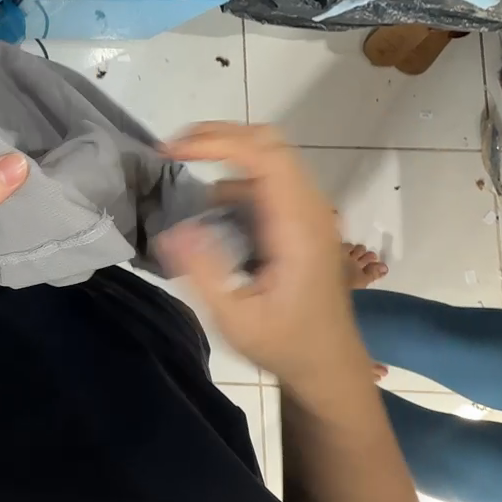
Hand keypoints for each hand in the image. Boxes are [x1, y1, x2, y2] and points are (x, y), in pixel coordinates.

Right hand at [152, 123, 370, 397]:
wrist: (331, 366)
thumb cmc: (284, 344)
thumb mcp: (237, 319)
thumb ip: (204, 273)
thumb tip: (172, 230)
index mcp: (296, 228)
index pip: (263, 156)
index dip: (215, 142)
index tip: (170, 152)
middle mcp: (309, 210)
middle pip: (268, 141)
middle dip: (217, 134)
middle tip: (172, 150)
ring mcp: (308, 212)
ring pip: (270, 152)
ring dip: (224, 149)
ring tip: (182, 164)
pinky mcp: (301, 218)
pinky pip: (268, 174)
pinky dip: (233, 170)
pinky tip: (209, 202)